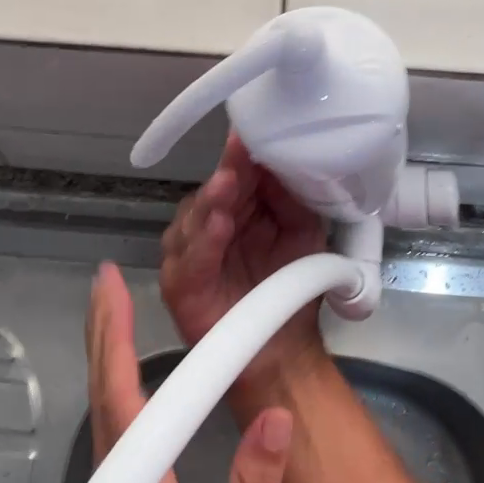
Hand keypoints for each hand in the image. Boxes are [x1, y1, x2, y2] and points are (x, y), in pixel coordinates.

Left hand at [89, 262, 292, 482]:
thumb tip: (275, 417)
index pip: (122, 407)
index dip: (114, 347)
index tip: (113, 296)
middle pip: (100, 394)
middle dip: (100, 330)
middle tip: (105, 279)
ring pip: (99, 404)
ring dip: (102, 348)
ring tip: (111, 301)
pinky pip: (109, 418)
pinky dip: (110, 374)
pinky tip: (119, 355)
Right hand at [161, 135, 329, 394]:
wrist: (282, 350)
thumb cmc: (291, 287)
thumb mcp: (303, 231)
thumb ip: (292, 195)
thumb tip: (281, 156)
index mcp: (238, 208)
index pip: (235, 172)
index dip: (241, 154)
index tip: (249, 132)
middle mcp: (208, 224)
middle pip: (212, 192)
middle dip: (226, 174)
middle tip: (239, 155)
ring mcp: (190, 253)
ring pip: (193, 220)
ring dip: (212, 203)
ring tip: (228, 185)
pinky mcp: (180, 285)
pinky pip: (189, 260)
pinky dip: (203, 243)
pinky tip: (219, 227)